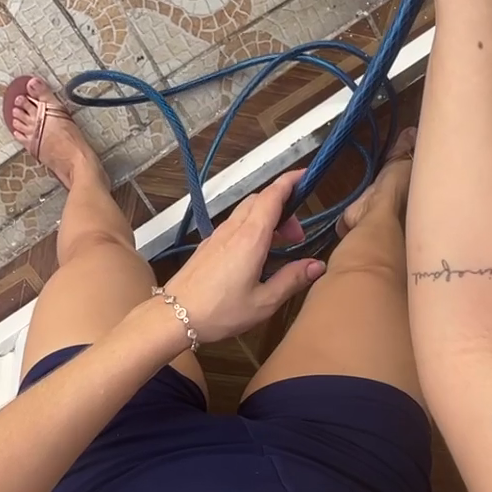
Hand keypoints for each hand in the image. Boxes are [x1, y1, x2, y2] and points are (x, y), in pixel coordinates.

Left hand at [159, 171, 323, 343]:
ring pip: (246, 211)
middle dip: (283, 208)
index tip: (306, 176)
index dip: (290, 182)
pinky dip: (252, 228)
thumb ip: (292, 279)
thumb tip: (317, 265)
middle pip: (260, 200)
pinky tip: (257, 254)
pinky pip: (234, 225)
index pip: (272, 196)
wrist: (174, 316)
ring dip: (267, 218)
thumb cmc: (219, 311)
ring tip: (280, 246)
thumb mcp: (264, 301)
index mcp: (250, 238)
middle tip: (296, 236)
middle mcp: (233, 230)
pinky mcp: (208, 245)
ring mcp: (217, 236)